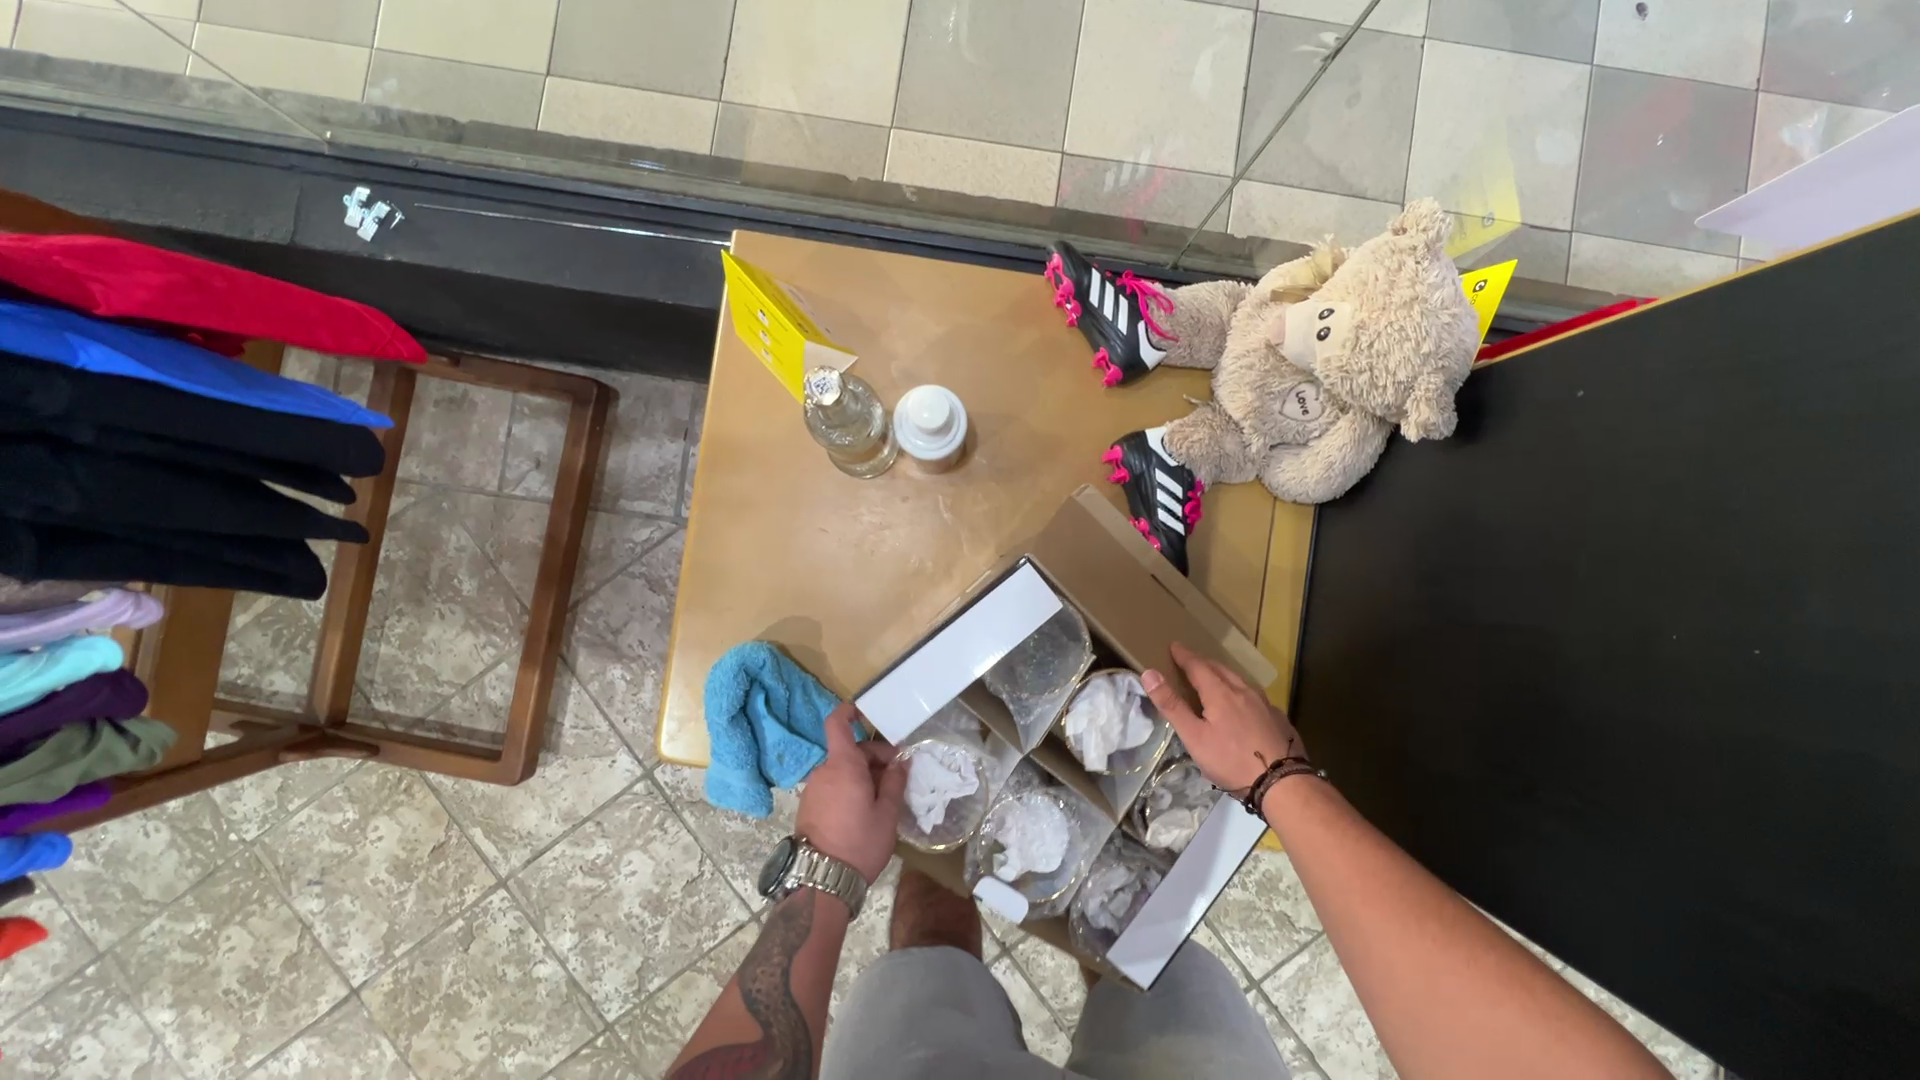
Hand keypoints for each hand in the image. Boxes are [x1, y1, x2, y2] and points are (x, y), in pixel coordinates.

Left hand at [796, 704, 907, 883]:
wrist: (821, 881)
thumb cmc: (859, 843)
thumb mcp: (887, 814)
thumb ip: (895, 783)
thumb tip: (900, 762)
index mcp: (843, 766)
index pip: (837, 724)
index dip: (849, 712)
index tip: (865, 712)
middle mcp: (824, 772)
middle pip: (850, 752)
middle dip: (875, 758)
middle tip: (898, 776)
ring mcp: (813, 790)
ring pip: (842, 771)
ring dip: (863, 776)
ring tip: (884, 799)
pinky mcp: (809, 807)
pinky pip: (833, 787)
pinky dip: (849, 789)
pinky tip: (865, 811)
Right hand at [1141, 641, 1307, 793]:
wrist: (1282, 783)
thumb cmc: (1231, 760)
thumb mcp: (1194, 737)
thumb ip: (1172, 705)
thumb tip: (1149, 673)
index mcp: (1220, 693)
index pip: (1198, 666)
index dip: (1184, 656)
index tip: (1174, 646)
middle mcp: (1244, 691)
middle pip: (1220, 669)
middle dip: (1203, 662)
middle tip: (1191, 661)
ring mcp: (1264, 704)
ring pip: (1240, 681)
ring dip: (1223, 674)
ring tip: (1215, 677)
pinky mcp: (1278, 718)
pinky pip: (1255, 696)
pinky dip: (1241, 692)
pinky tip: (1243, 704)